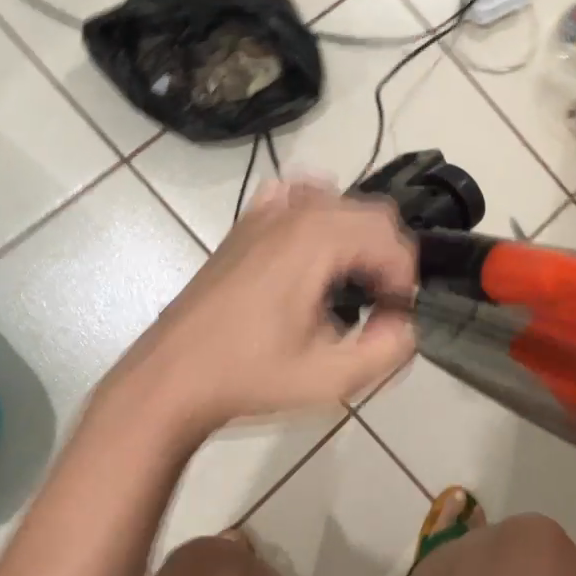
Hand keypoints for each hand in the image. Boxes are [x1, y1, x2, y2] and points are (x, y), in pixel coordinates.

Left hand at [103, 179, 417, 433]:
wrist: (170, 379)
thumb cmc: (250, 377)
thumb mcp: (331, 378)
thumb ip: (389, 350)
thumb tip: (406, 324)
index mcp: (319, 240)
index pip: (393, 241)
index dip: (406, 282)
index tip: (396, 319)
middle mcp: (296, 213)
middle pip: (373, 214)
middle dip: (388, 258)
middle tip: (380, 307)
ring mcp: (266, 212)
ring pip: (341, 203)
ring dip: (360, 239)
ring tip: (350, 287)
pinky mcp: (246, 223)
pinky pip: (299, 197)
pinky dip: (319, 215)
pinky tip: (314, 251)